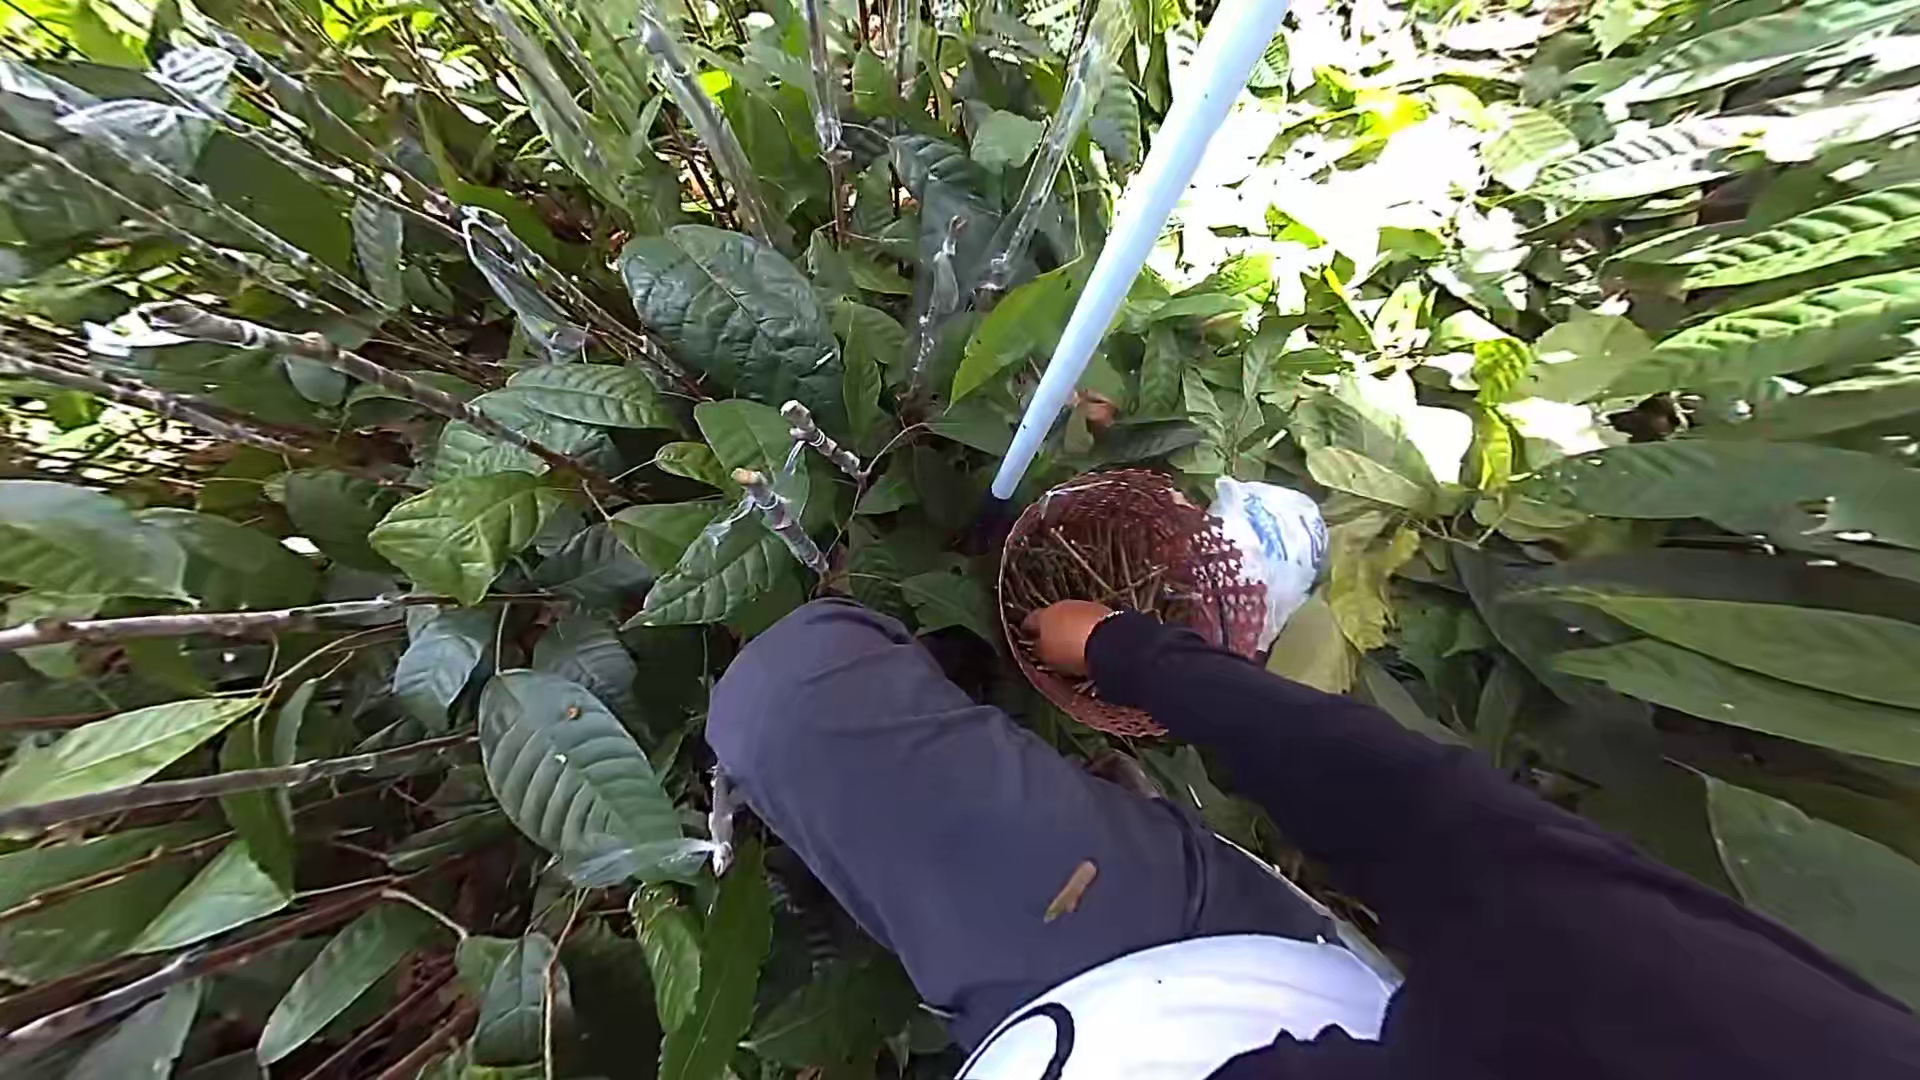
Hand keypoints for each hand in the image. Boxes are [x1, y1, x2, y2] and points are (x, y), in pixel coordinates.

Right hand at [1021, 600, 1115, 676]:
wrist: (1107, 641)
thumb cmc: (1070, 649)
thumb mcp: (1046, 657)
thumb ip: (1038, 651)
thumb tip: (1036, 649)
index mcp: (1042, 615)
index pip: (1029, 621)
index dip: (1027, 632)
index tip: (1028, 641)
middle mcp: (1061, 605)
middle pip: (1052, 618)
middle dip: (1052, 631)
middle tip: (1053, 648)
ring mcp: (1084, 606)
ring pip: (1073, 619)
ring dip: (1072, 630)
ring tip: (1074, 649)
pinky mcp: (1103, 611)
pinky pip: (1090, 623)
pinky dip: (1088, 632)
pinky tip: (1091, 645)